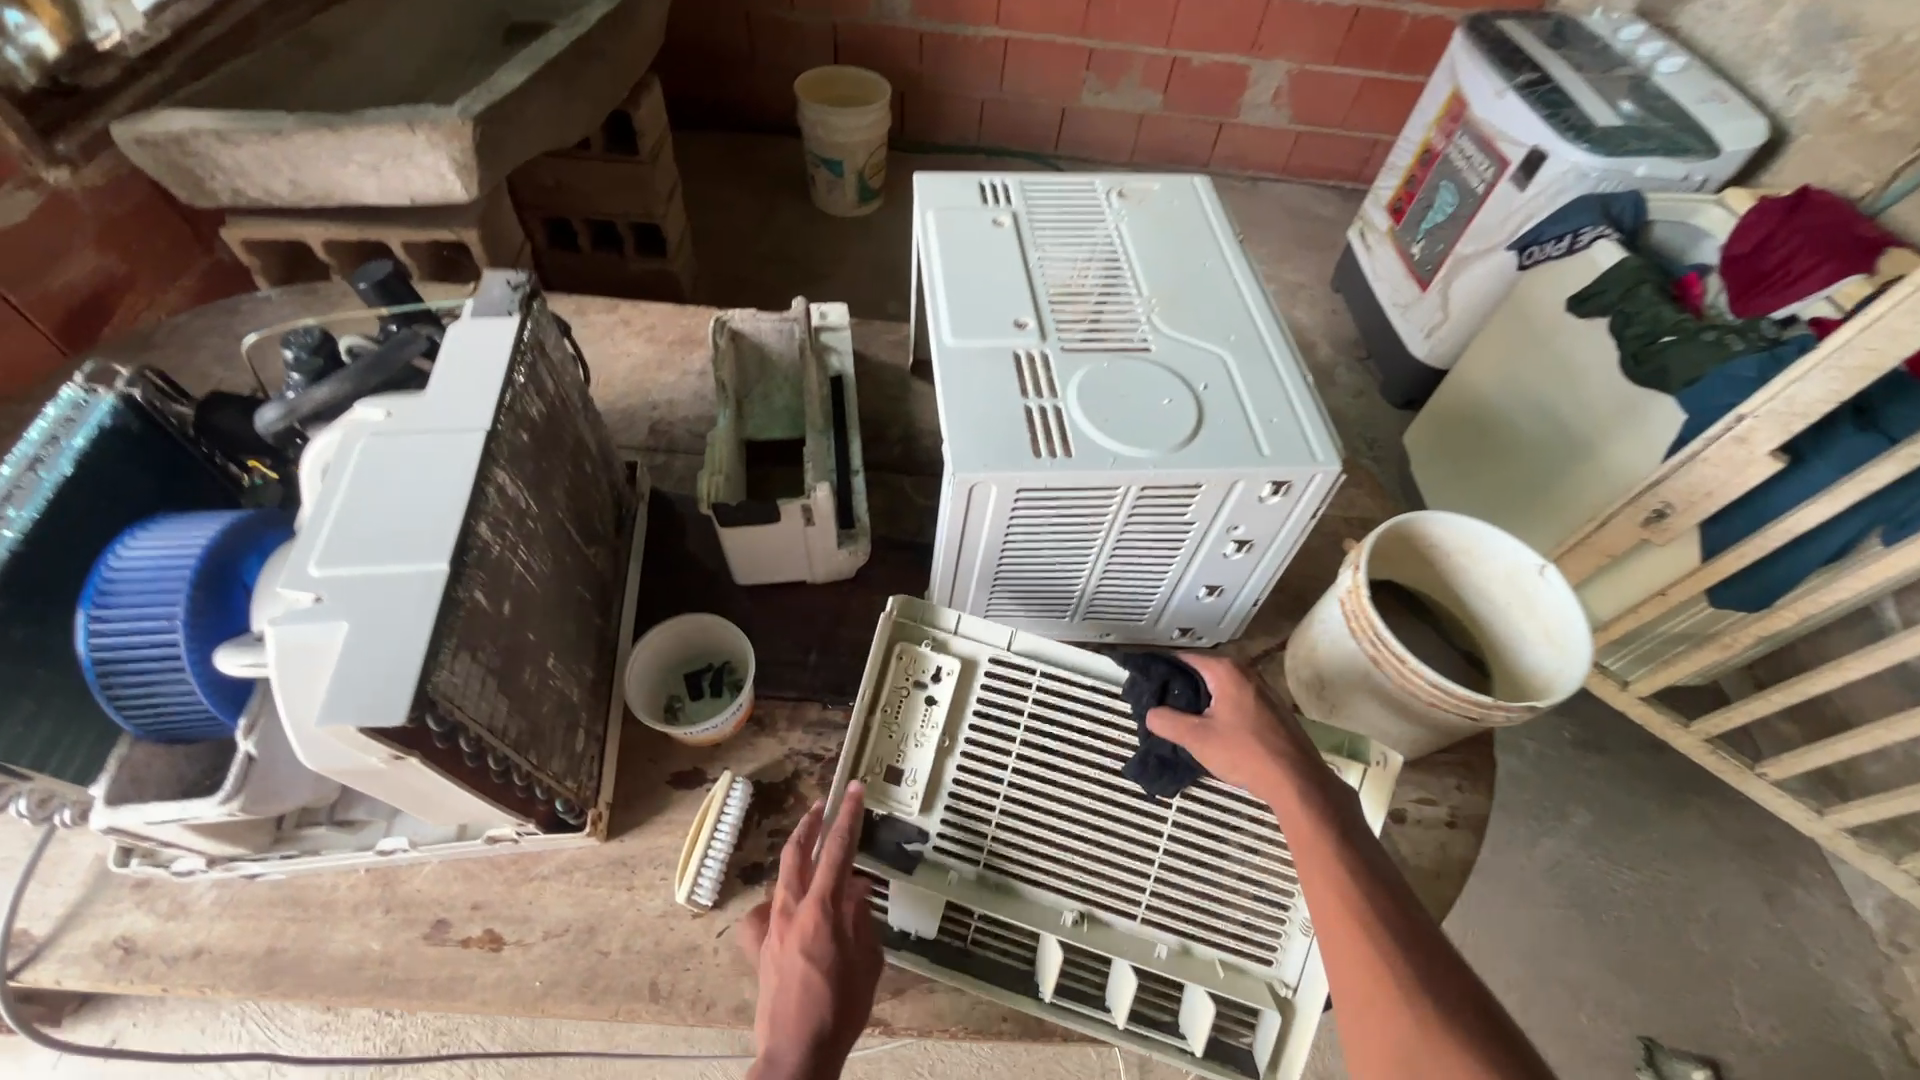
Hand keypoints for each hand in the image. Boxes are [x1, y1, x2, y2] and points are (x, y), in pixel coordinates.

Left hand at [737, 781, 883, 1079]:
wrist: (796, 1052)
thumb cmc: (841, 1009)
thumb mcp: (868, 962)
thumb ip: (862, 919)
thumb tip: (858, 889)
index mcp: (823, 910)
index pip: (838, 850)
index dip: (848, 816)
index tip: (854, 789)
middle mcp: (792, 910)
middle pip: (798, 852)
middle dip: (811, 823)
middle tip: (824, 803)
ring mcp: (771, 927)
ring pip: (781, 877)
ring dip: (797, 854)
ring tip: (811, 845)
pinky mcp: (760, 947)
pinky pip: (764, 913)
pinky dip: (778, 901)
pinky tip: (785, 906)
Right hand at [1145, 653, 1324, 797]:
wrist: (1296, 780)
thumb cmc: (1245, 753)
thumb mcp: (1196, 738)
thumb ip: (1166, 721)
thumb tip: (1151, 713)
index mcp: (1225, 670)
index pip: (1182, 658)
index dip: (1161, 671)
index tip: (1145, 686)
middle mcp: (1245, 672)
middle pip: (1201, 672)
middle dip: (1179, 688)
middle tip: (1157, 705)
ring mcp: (1261, 690)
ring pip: (1218, 688)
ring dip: (1199, 701)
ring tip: (1178, 719)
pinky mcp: (1270, 709)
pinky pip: (1234, 700)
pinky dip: (1218, 709)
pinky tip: (1209, 729)